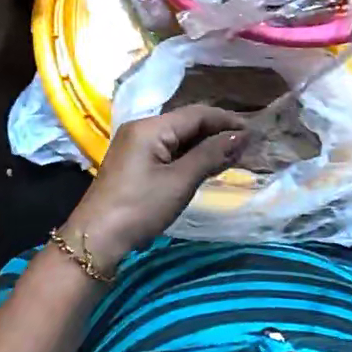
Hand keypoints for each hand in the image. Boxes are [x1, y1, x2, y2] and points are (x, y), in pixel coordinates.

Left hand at [64, 106, 248, 261]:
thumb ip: (210, 155)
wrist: (96, 238)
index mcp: (149, 127)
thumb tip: (241, 136)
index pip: (196, 114)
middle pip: (186, 122)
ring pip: (177, 137)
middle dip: (216, 132)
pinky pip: (167, 150)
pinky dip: (188, 155)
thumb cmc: (139, 208)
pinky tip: (206, 165)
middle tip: (247, 146)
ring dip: (204, 145)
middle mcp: (141, 128)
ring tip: (233, 155)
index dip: (226, 121)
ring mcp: (135, 145)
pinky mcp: (133, 162)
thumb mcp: (179, 182)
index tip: (254, 133)